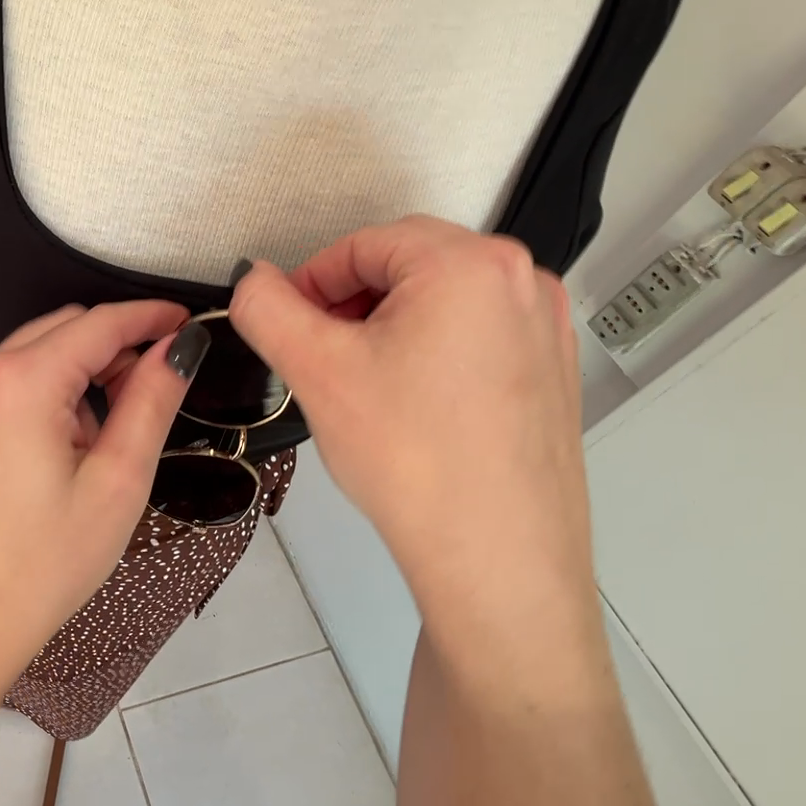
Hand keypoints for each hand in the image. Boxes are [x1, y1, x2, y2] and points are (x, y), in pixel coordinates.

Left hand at [0, 301, 203, 693]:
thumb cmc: (41, 564)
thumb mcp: (117, 481)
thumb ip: (151, 400)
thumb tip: (177, 349)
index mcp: (23, 380)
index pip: (99, 322)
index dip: (150, 316)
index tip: (188, 321)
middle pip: (65, 330)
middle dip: (116, 345)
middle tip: (157, 387)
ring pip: (38, 355)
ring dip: (83, 372)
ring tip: (111, 435)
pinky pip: (12, 384)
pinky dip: (51, 393)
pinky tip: (69, 445)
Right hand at [228, 217, 599, 685]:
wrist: (496, 559)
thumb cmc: (416, 461)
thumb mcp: (315, 369)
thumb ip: (266, 307)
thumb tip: (253, 279)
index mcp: (469, 263)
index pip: (362, 245)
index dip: (309, 281)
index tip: (283, 325)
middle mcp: (521, 281)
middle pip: (404, 267)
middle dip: (348, 304)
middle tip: (317, 356)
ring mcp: (546, 327)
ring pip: (439, 302)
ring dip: (386, 327)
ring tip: (359, 385)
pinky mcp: (553, 370)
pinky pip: (473, 336)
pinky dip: (429, 352)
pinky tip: (407, 406)